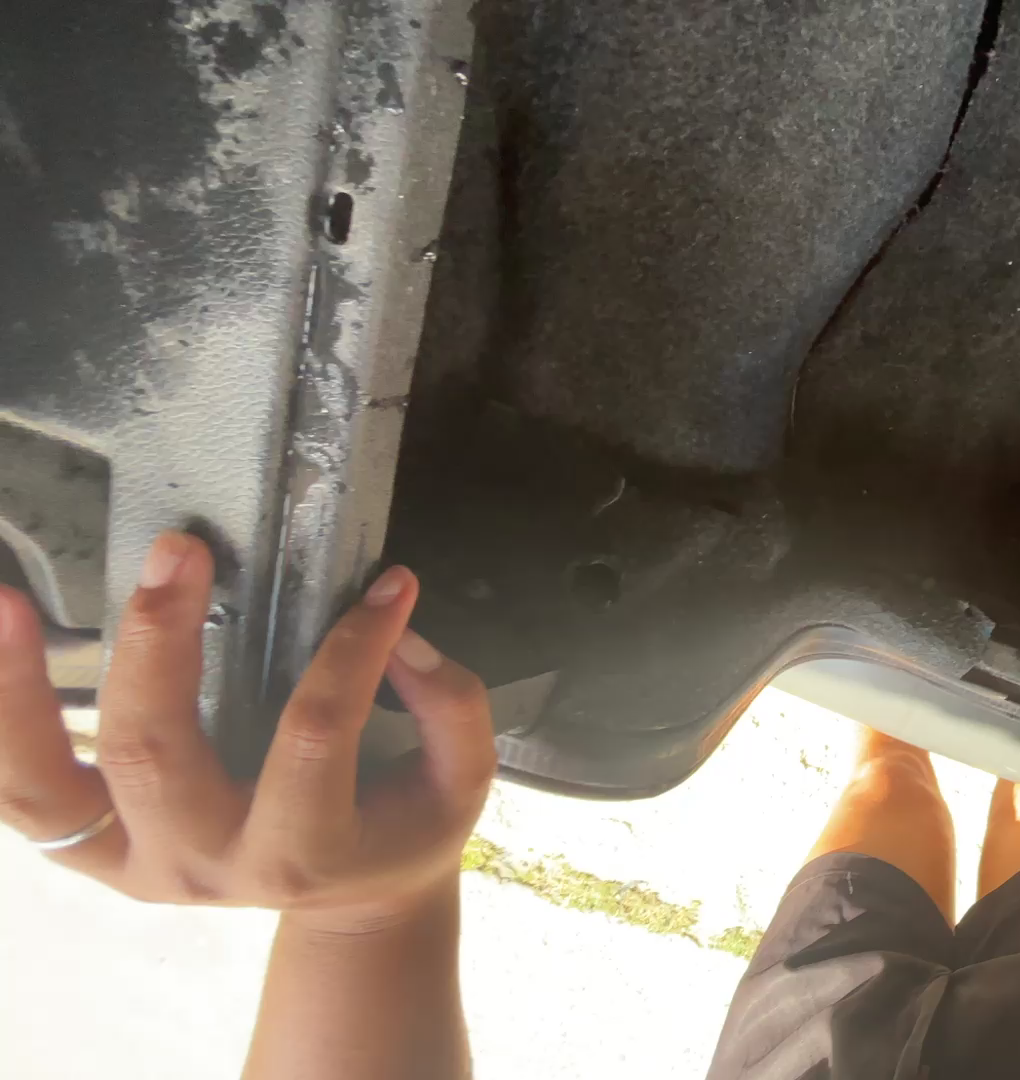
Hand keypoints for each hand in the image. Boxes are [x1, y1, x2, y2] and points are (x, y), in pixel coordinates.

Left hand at [0, 531, 495, 931]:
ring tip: (10, 604)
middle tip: (183, 554)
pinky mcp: (101, 855)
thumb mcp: (465, 775)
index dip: (355, 648)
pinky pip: (28, 797)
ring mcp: (137, 865)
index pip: (316, 729)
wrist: (359, 899)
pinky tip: (7, 648)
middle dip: (163, 639)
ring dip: (17, 691)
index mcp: (309, 849)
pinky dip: (5, 726)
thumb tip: (399, 636)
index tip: (391, 587)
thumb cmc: (417, 829)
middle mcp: (206, 863)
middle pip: (158, 747)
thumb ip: (450, 705)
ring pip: (46, 784)